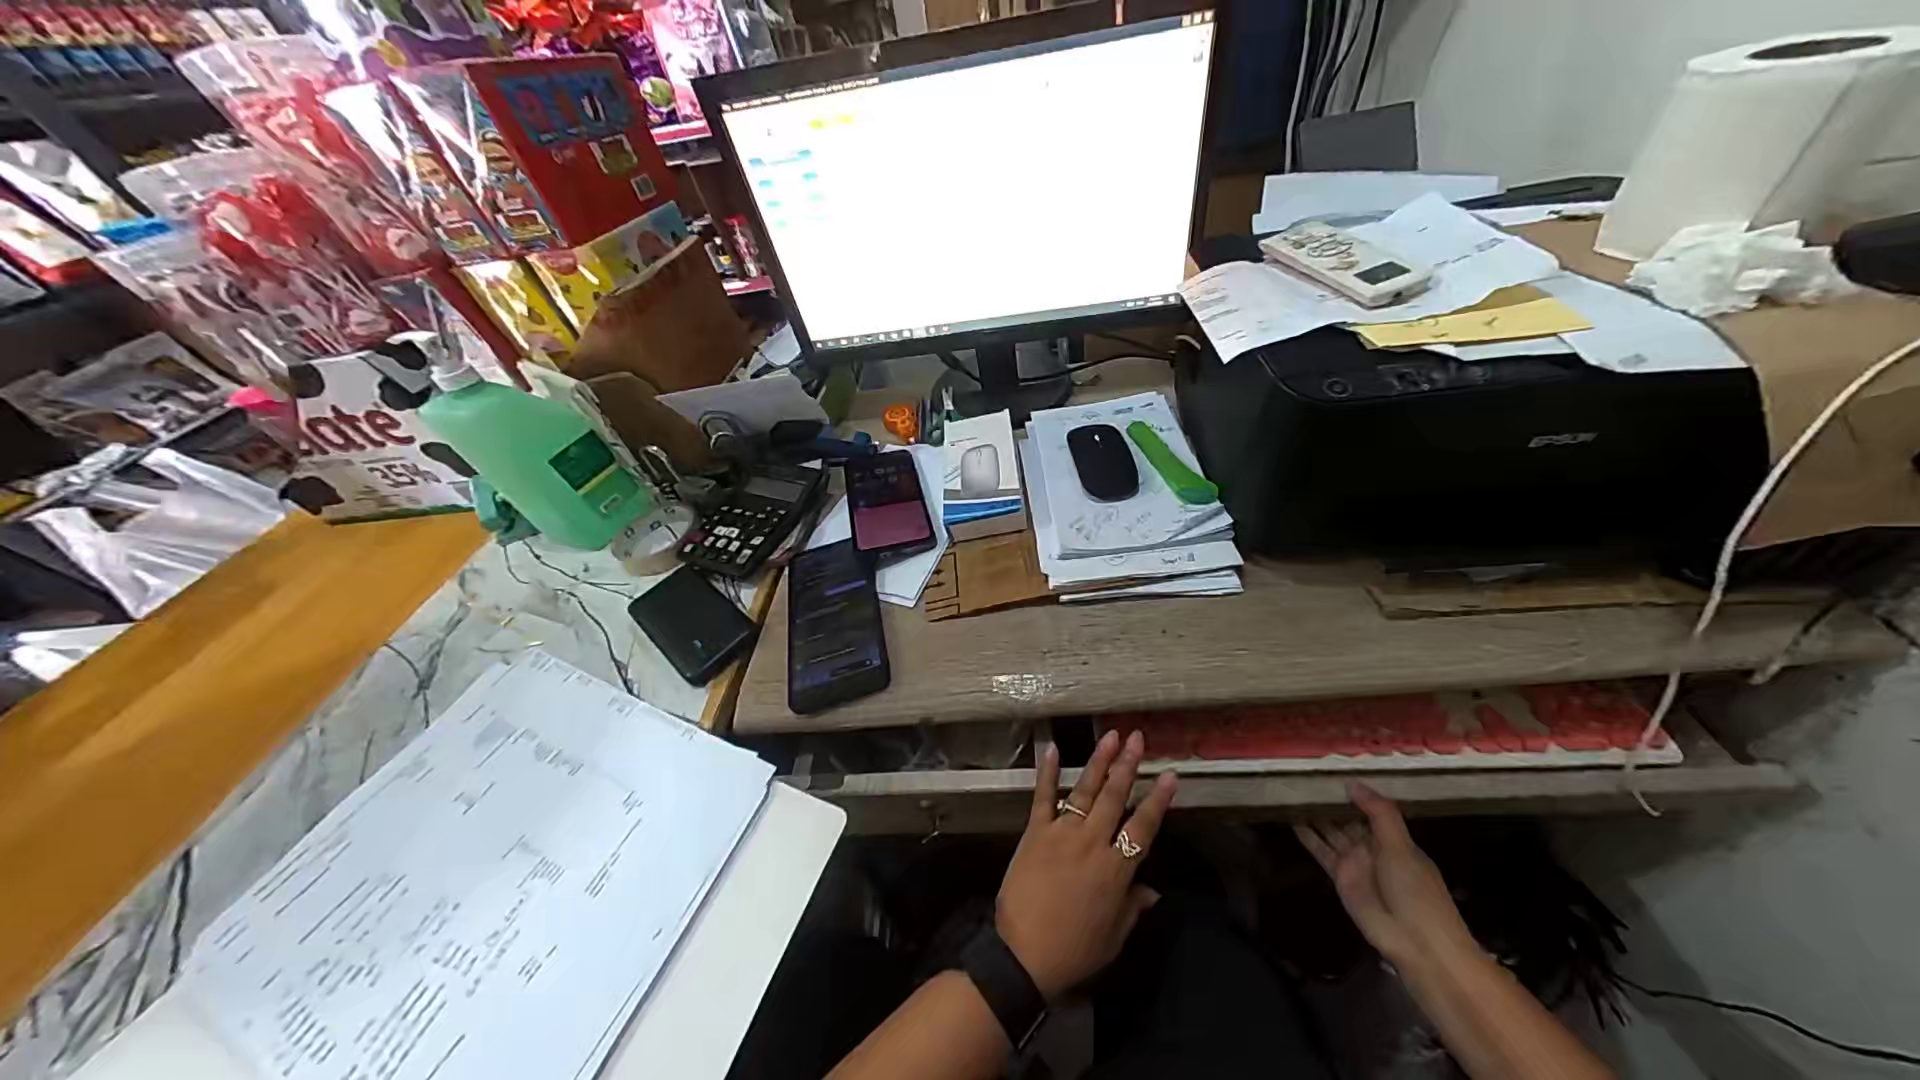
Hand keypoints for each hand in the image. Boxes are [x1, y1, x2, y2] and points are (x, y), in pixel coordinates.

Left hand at [995, 730, 1177, 1000]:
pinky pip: (1042, 797)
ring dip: (1098, 761)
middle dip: (1128, 765)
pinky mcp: (1034, 832)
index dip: (1158, 800)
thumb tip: (1153, 891)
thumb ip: (1133, 907)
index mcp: (1116, 869)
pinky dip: (1047, 772)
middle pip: (1115, 797)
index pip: (1143, 827)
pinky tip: (1051, 748)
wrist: (1023, 954)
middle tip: (1137, 738)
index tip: (1170, 775)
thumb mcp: (1113, 937)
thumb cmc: (1074, 950)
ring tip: (1110, 736)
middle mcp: (1092, 843)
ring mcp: (1061, 833)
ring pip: (1085, 790)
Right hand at [1295, 783, 1474, 965]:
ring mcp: (1355, 862)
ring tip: (1292, 793)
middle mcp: (1372, 846)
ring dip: (1314, 815)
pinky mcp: (1339, 877)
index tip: (1331, 771)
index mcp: (1394, 839)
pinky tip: (1292, 819)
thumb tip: (1352, 783)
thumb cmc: (1417, 892)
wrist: (1417, 943)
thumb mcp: (1402, 848)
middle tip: (1304, 777)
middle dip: (1329, 801)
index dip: (1353, 792)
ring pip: (1330, 831)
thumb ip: (1380, 814)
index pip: (1370, 808)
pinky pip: (1320, 851)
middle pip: (1347, 818)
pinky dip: (1307, 836)